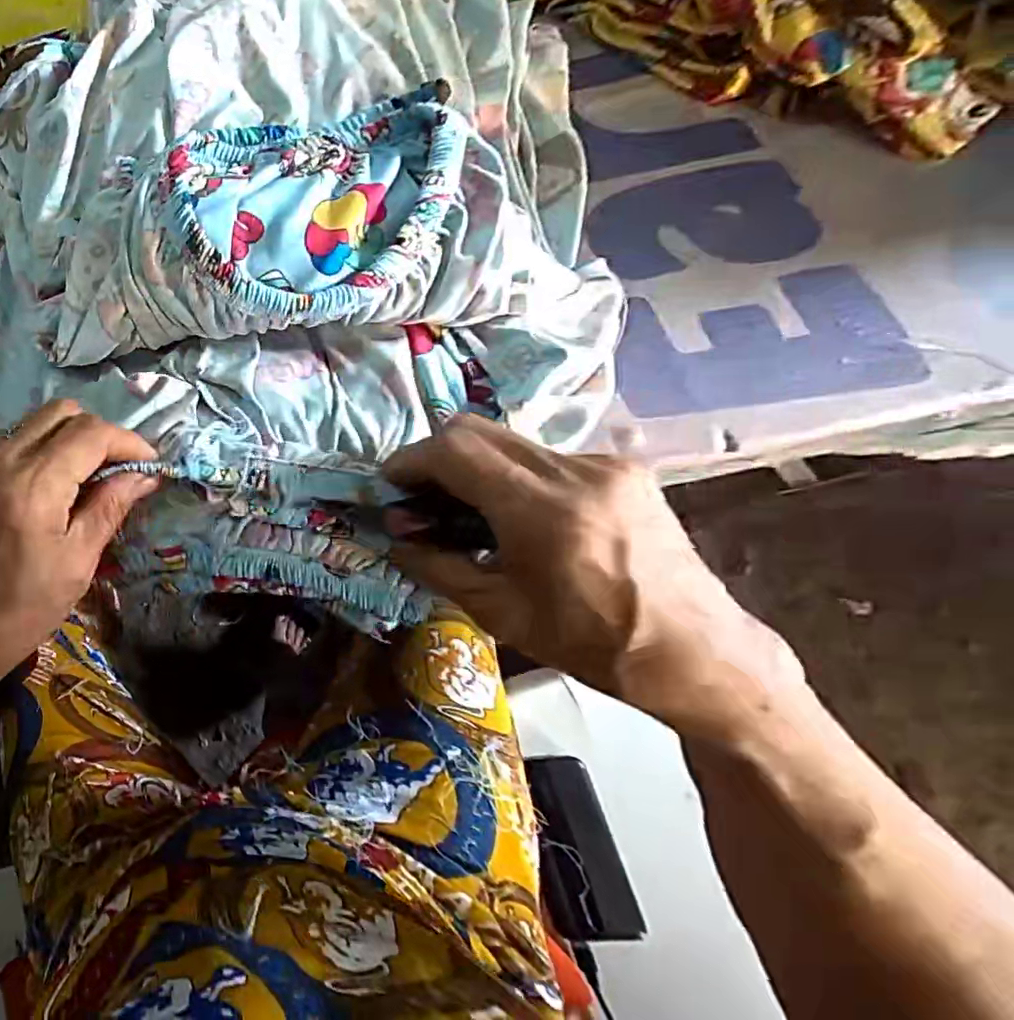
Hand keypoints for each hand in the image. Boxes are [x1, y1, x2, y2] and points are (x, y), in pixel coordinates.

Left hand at [0, 400, 159, 753]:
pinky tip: (62, 484)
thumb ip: (109, 507)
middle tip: (123, 469)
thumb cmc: (23, 609)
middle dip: (101, 433)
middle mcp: (6, 461)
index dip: (129, 441)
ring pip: (39, 422)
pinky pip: (19, 440)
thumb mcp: (77, 562)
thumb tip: (144, 475)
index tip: (151, 465)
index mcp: (35, 484)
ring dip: (74, 436)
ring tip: (96, 476)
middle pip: (64, 412)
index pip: (91, 433)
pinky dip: (48, 447)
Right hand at [382, 415, 809, 741]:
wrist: (694, 654)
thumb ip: (434, 563)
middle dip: (433, 457)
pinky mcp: (622, 470)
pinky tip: (510, 514)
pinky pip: (541, 455)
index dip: (409, 462)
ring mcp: (605, 465)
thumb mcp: (494, 609)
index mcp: (542, 510)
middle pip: (475, 430)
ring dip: (470, 465)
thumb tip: (393, 536)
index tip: (390, 486)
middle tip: (419, 496)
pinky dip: (508, 474)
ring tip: (462, 510)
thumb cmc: (587, 641)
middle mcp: (576, 472)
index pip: (453, 450)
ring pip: (506, 439)